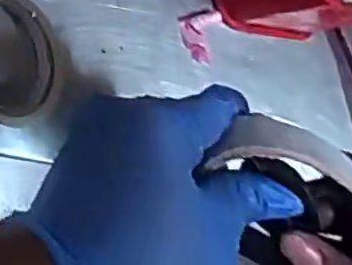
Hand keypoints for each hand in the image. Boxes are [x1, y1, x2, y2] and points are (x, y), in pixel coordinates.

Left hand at [18, 87, 304, 264]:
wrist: (72, 264)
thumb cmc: (153, 248)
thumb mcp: (212, 228)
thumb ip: (243, 196)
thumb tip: (278, 188)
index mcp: (162, 119)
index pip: (217, 103)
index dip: (245, 125)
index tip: (263, 153)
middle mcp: (126, 107)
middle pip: (182, 115)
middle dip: (208, 146)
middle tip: (232, 189)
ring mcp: (96, 120)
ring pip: (151, 127)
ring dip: (175, 154)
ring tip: (193, 199)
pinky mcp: (78, 139)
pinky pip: (123, 137)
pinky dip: (145, 157)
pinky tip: (157, 194)